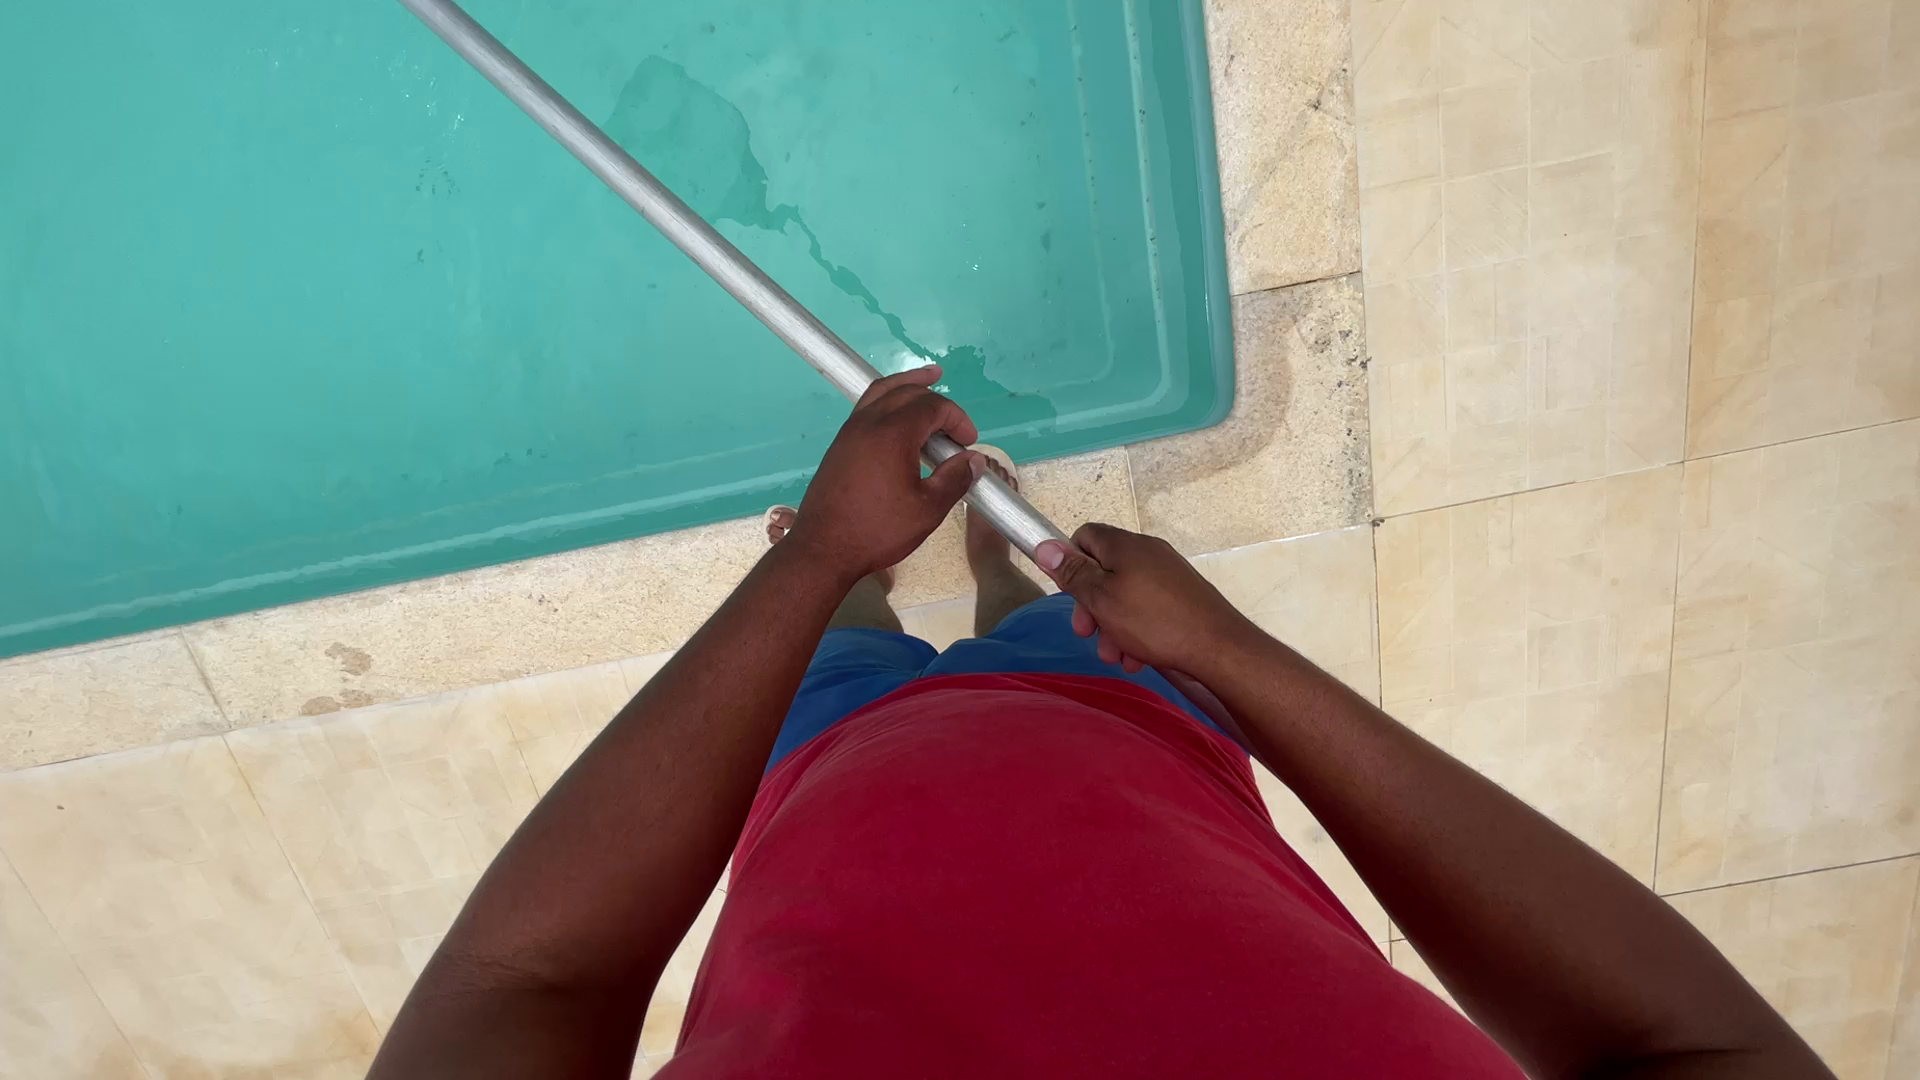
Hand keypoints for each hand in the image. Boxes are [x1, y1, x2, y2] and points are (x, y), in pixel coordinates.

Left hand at [782, 366, 983, 582]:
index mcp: (893, 433)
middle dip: (937, 402)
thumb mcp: (927, 509)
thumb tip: (974, 460)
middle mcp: (869, 422)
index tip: (968, 442)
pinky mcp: (840, 445)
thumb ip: (954, 479)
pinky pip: (868, 407)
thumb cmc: (878, 530)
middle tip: (955, 426)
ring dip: (908, 385)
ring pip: (882, 392)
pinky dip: (888, 400)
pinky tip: (898, 416)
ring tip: (928, 378)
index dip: (957, 419)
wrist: (823, 548)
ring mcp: (850, 431)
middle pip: (908, 392)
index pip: (933, 407)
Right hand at [1034, 523, 1259, 677]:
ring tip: (1116, 657)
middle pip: (1104, 570)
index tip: (1069, 592)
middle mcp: (1147, 552)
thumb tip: (1044, 544)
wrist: (1219, 647)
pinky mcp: (1182, 597)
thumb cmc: (1152, 621)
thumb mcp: (1102, 598)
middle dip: (1090, 605)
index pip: (1085, 536)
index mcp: (1125, 545)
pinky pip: (1147, 607)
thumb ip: (1072, 572)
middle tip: (1087, 634)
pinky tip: (1137, 658)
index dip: (1070, 561)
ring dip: (1112, 625)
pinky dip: (1136, 629)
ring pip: (1124, 594)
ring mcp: (1168, 574)